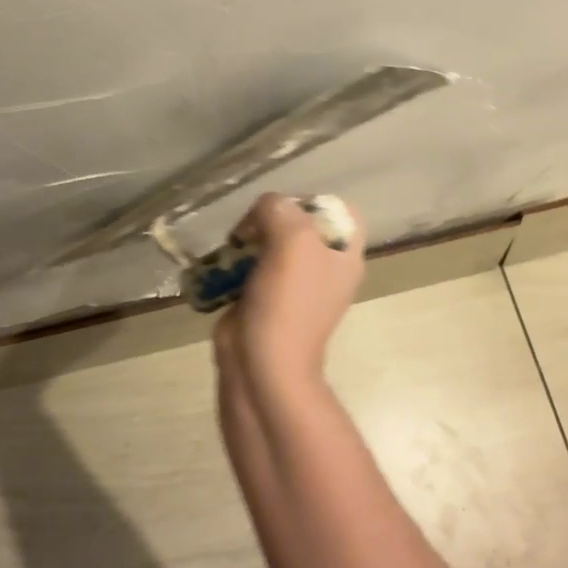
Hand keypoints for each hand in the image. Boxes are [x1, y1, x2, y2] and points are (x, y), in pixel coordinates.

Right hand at [214, 193, 365, 385]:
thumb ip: (280, 209)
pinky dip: (237, 263)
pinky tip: (223, 267)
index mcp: (344, 255)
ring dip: (249, 240)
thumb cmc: (288, 303)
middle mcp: (324, 267)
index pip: (342, 211)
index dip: (315, 201)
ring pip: (272, 243)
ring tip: (233, 248)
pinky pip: (253, 267)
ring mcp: (294, 285)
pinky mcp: (265, 298)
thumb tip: (263, 211)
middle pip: (301, 223)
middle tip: (251, 228)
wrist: (262, 365)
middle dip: (272, 219)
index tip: (285, 209)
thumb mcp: (293, 240)